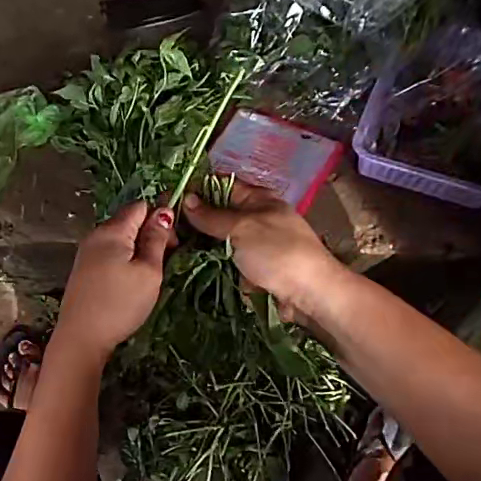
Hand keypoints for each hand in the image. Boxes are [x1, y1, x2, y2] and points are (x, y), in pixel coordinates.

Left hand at [53, 201, 175, 356]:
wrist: (81, 337)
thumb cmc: (121, 304)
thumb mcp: (148, 272)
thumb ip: (156, 240)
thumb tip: (164, 211)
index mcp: (113, 230)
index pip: (141, 206)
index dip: (161, 216)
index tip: (175, 241)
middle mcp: (96, 234)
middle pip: (130, 221)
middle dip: (151, 233)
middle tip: (167, 260)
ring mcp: (87, 252)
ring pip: (121, 238)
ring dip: (139, 248)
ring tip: (151, 273)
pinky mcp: (84, 269)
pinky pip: (110, 252)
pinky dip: (125, 259)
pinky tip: (131, 280)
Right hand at [181, 183, 346, 321]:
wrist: (311, 295)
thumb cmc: (277, 253)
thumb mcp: (241, 228)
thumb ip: (212, 216)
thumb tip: (187, 198)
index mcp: (261, 200)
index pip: (224, 186)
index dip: (200, 189)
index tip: (171, 198)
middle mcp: (261, 220)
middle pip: (222, 217)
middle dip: (200, 225)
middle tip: (169, 231)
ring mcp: (261, 248)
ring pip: (224, 244)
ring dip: (208, 251)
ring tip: (178, 252)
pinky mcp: (260, 273)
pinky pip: (233, 267)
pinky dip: (224, 271)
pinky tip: (206, 273)